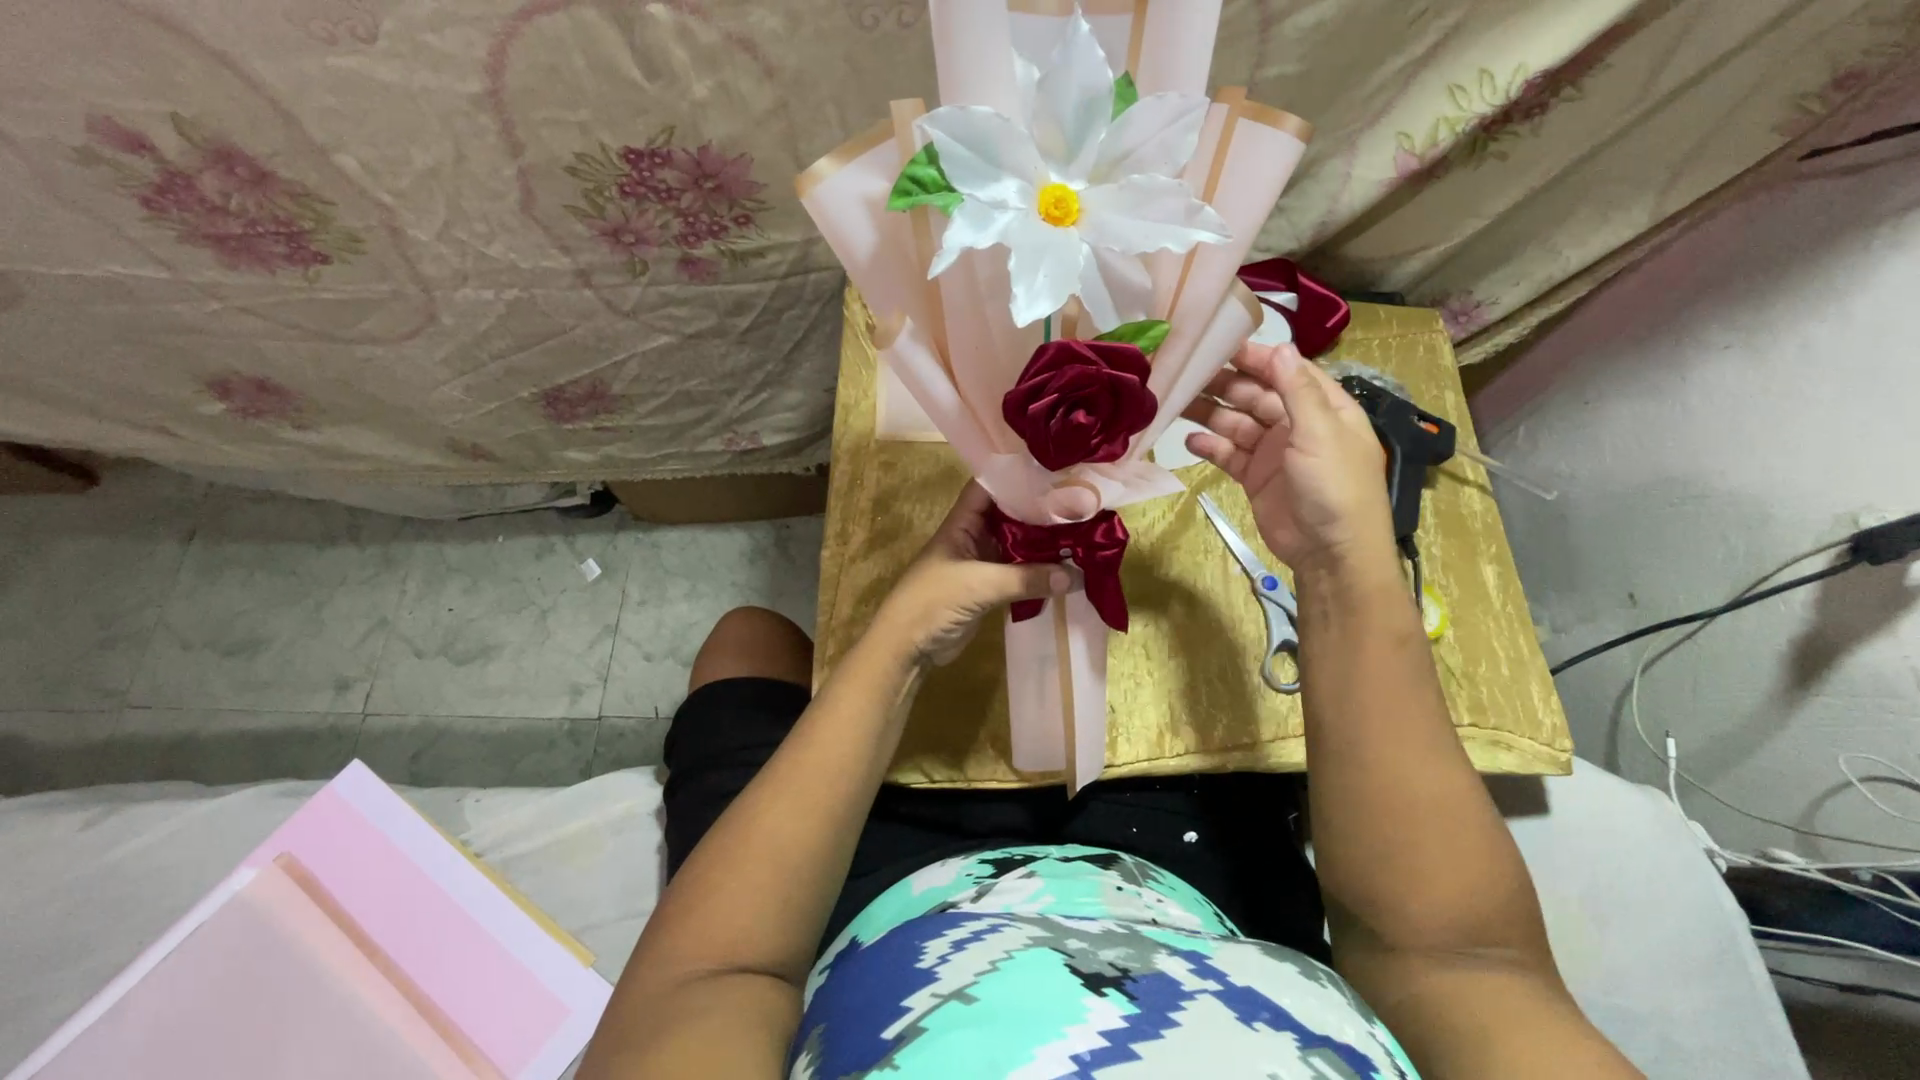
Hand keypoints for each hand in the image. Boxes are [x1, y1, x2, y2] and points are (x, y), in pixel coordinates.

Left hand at [873, 481, 1077, 667]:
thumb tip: (1074, 576)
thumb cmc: (933, 601)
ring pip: (1017, 544)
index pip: (990, 485)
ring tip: (1083, 530)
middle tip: (1082, 502)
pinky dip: (1039, 570)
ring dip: (1043, 542)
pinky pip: (1019, 572)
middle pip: (1010, 514)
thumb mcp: (980, 585)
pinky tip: (1067, 567)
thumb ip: (1026, 579)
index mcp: (962, 522)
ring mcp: (982, 563)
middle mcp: (973, 537)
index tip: (1053, 470)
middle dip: (1040, 510)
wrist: (908, 646)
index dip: (1016, 475)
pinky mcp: (989, 588)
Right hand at [1183, 343, 1395, 579]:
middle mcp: (1297, 425)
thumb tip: (1280, 346)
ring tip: (1175, 401)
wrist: (1331, 552)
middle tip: (1184, 371)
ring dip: (1208, 412)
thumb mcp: (1320, 433)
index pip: (1286, 372)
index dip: (1256, 357)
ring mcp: (1273, 452)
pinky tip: (1188, 440)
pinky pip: (1228, 454)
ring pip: (1236, 423)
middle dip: (1223, 383)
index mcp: (1323, 408)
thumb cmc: (1336, 487)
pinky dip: (1210, 446)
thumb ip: (1297, 390)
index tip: (1220, 344)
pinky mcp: (1255, 477)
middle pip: (1255, 394)